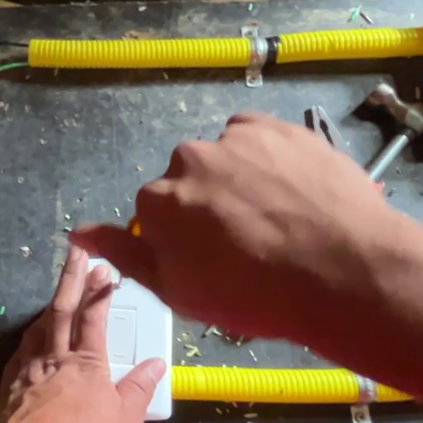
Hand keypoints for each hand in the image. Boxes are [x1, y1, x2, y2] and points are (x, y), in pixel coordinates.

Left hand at [0, 247, 165, 422]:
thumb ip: (139, 390)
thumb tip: (158, 363)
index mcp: (88, 363)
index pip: (96, 317)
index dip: (101, 290)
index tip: (106, 267)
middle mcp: (55, 357)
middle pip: (63, 308)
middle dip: (72, 277)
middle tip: (77, 251)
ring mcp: (28, 368)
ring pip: (39, 325)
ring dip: (51, 304)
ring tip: (59, 292)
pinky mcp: (9, 384)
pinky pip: (21, 349)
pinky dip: (30, 335)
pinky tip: (31, 337)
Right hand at [71, 112, 410, 341]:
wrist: (345, 273)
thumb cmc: (254, 295)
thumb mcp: (178, 291)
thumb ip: (126, 256)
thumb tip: (77, 233)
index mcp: (156, 200)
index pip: (156, 213)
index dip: (183, 238)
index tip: (213, 259)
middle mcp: (186, 158)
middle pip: (187, 180)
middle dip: (207, 203)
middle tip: (248, 240)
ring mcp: (234, 138)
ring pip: (224, 157)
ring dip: (238, 179)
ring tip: (279, 216)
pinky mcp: (277, 126)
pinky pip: (257, 138)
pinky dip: (266, 158)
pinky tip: (291, 190)